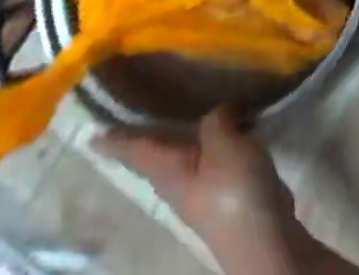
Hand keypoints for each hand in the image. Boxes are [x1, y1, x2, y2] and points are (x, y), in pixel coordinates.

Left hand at [94, 111, 307, 273]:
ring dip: (177, 146)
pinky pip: (210, 167)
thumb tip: (220, 112)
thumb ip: (217, 121)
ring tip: (177, 127)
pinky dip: (210, 151)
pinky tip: (223, 143)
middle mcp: (180, 185)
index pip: (137, 151)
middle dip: (142, 145)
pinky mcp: (228, 201)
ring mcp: (203, 196)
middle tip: (129, 127)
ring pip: (183, 164)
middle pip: (155, 161)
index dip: (117, 142)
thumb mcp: (225, 144)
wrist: (266, 246)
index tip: (91, 138)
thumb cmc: (236, 192)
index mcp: (171, 171)